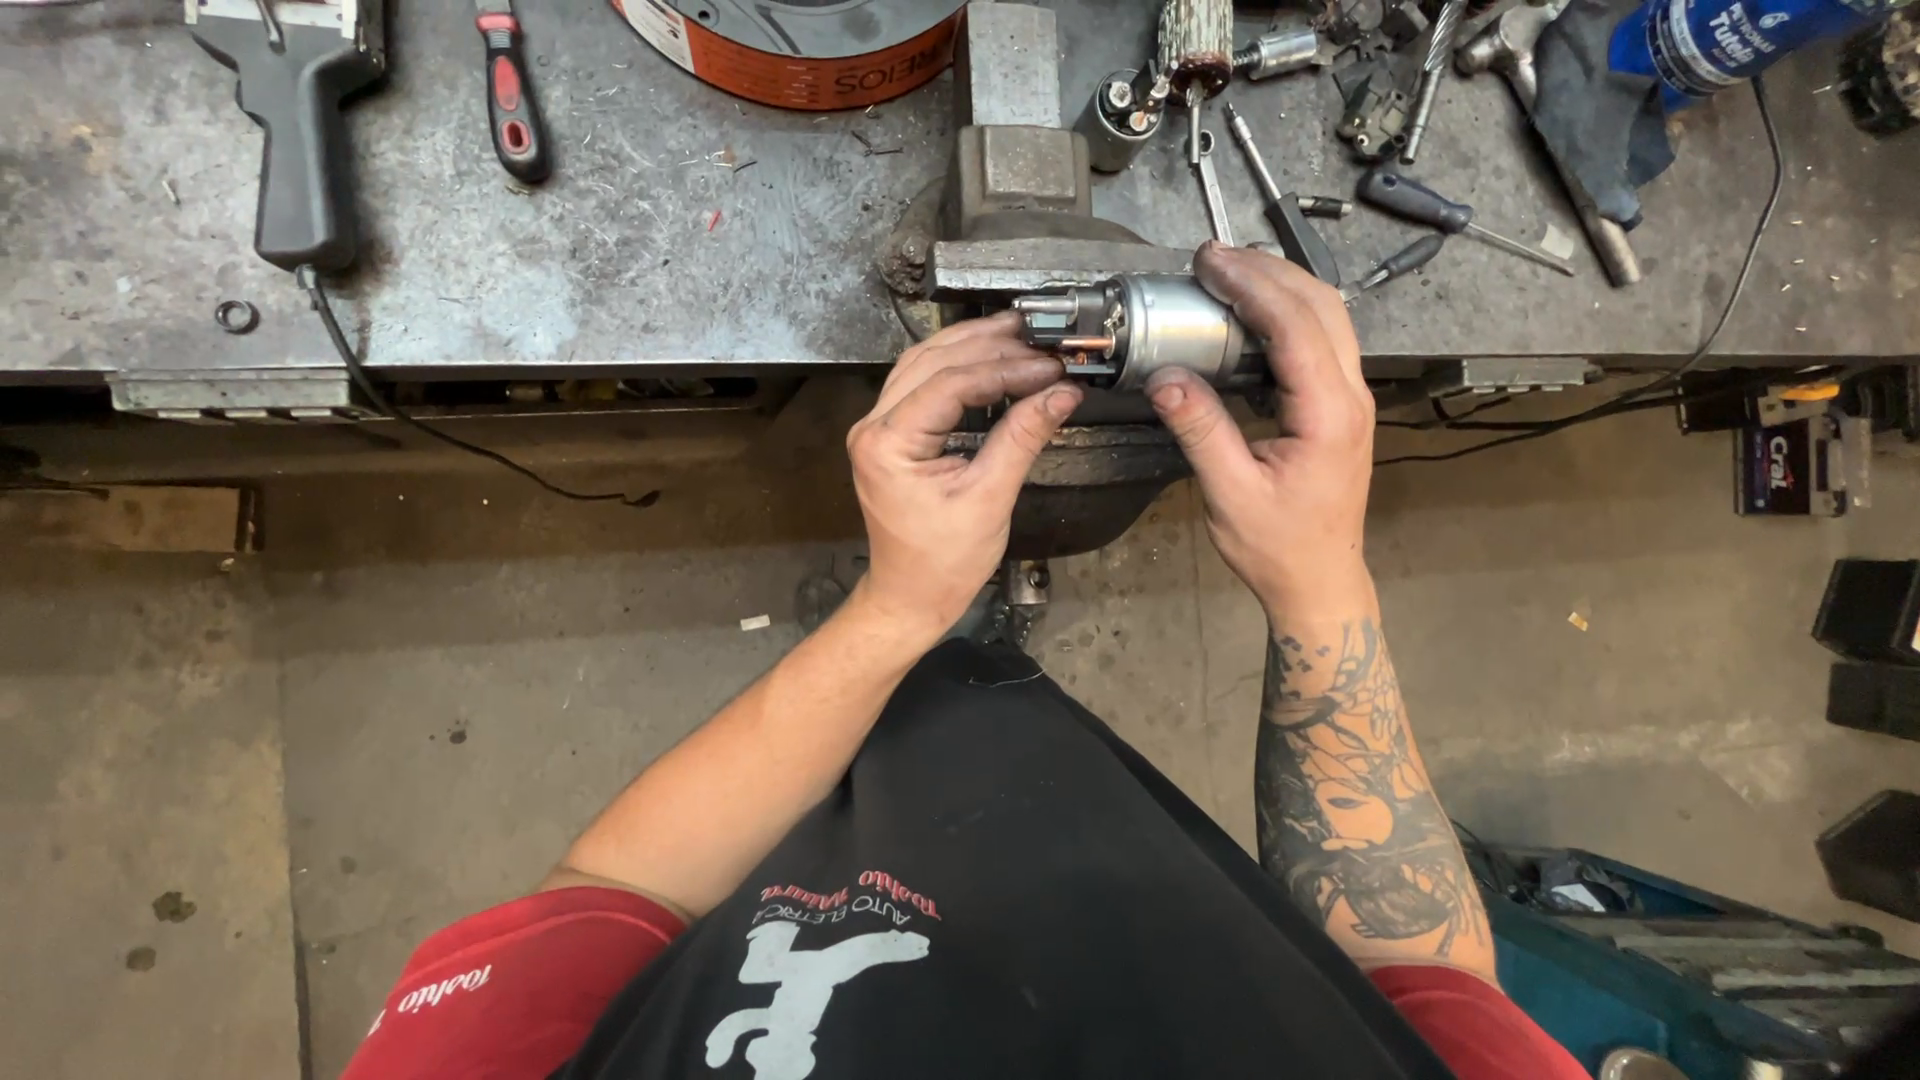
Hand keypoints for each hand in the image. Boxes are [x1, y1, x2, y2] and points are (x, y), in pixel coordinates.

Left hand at [846, 312, 1083, 642]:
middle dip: (988, 345)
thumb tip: (1061, 394)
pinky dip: (958, 369)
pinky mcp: (891, 435)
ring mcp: (877, 428)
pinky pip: (921, 385)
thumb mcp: (989, 499)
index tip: (1049, 367)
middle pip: (931, 360)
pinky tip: (990, 362)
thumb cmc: (943, 562)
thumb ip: (1022, 438)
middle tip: (1039, 339)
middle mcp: (873, 426)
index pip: (951, 383)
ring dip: (970, 347)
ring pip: (922, 364)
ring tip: (1019, 337)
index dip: (1005, 369)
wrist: (911, 595)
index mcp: (888, 443)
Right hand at [1145, 243, 1374, 617]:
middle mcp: (1351, 395)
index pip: (1296, 326)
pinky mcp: (1338, 407)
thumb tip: (1164, 378)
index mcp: (1329, 413)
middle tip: (1212, 257)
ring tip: (1229, 274)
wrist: (1319, 579)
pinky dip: (1286, 315)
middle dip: (1268, 271)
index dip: (1251, 286)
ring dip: (1281, 286)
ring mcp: (1350, 399)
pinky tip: (1250, 316)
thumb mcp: (1230, 493)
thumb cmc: (1276, 546)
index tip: (1208, 262)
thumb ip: (1201, 431)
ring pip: (1329, 318)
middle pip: (1322, 306)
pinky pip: (1320, 342)